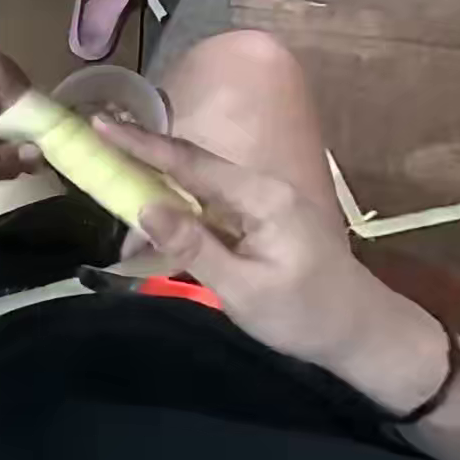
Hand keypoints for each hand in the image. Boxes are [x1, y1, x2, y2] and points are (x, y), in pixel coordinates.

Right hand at [95, 120, 446, 408]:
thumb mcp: (244, 289)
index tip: (102, 125)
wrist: (364, 334)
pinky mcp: (255, 215)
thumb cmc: (306, 316)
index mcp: (263, 198)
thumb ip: (193, 246)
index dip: (142, 144)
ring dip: (152, 172)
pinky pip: (203, 199)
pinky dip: (170, 198)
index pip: (191, 163)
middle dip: (140, 149)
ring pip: (194, 179)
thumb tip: (144, 208)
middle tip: (95, 139)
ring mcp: (260, 200)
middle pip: (190, 161)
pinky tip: (147, 204)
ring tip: (110, 167)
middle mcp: (261, 187)